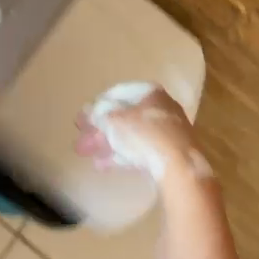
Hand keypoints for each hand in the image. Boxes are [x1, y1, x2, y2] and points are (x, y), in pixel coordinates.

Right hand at [74, 86, 206, 182]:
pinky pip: (139, 150)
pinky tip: (104, 165)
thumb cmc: (143, 134)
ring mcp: (166, 131)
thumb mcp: (113, 120)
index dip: (95, 106)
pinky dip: (121, 155)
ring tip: (88, 155)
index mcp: (149, 93)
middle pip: (122, 116)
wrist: (177, 166)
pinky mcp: (168, 152)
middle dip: (99, 129)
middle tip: (81, 142)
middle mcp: (159, 107)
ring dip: (106, 144)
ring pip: (129, 134)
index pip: (116, 93)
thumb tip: (87, 110)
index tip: (82, 120)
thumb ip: (98, 113)